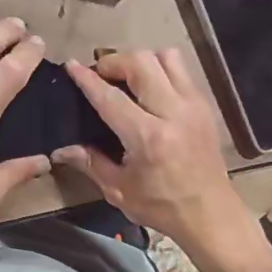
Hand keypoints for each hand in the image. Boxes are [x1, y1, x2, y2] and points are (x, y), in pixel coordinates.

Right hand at [55, 50, 259, 258]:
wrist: (210, 214)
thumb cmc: (161, 206)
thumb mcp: (118, 190)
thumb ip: (89, 162)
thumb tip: (60, 148)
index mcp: (148, 138)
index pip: (111, 98)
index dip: (87, 79)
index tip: (70, 66)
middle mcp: (173, 113)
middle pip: (142, 63)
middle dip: (114, 62)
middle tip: (99, 74)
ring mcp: (193, 105)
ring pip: (166, 57)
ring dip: (141, 61)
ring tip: (126, 78)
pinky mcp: (204, 105)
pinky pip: (181, 71)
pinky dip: (160, 70)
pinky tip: (148, 89)